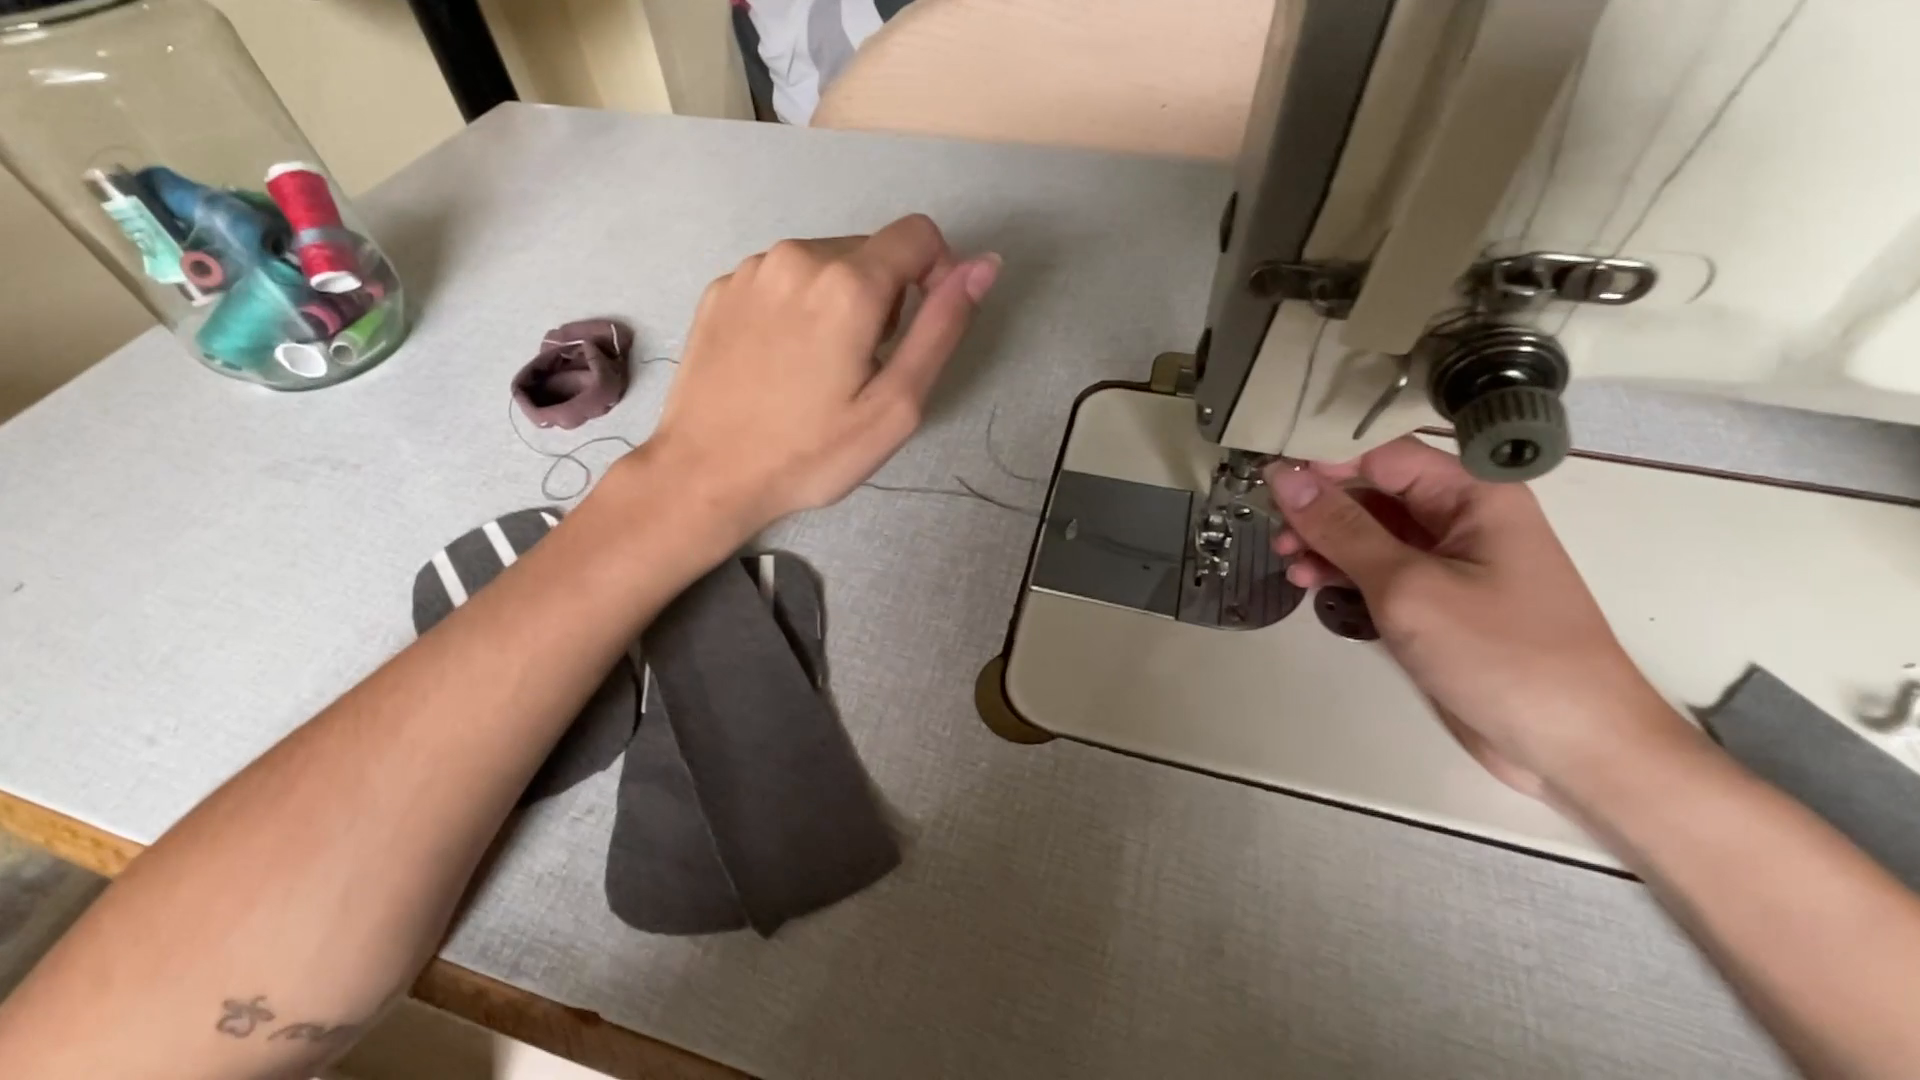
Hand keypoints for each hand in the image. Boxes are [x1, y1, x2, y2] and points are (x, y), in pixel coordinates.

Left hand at [642, 213, 999, 537]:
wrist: (704, 475)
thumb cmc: (810, 453)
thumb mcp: (896, 405)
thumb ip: (943, 327)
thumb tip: (984, 264)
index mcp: (847, 283)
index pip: (918, 234)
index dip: (938, 273)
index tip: (920, 327)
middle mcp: (797, 256)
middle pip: (871, 251)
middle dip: (885, 297)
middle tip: (865, 366)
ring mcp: (751, 270)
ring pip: (824, 263)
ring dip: (840, 301)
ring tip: (820, 367)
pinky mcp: (720, 288)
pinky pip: (781, 279)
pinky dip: (797, 307)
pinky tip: (781, 361)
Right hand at [1264, 437, 1686, 796]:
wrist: (1571, 744)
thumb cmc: (1499, 654)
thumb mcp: (1408, 587)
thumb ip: (1342, 530)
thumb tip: (1285, 479)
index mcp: (1473, 495)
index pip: (1383, 455)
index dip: (1325, 462)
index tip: (1268, 482)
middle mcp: (1463, 519)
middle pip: (1375, 491)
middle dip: (1321, 508)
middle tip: (1274, 532)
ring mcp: (1451, 563)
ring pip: (1372, 533)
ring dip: (1327, 544)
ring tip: (1288, 564)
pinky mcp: (1439, 602)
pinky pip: (1381, 571)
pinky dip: (1345, 574)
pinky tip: (1312, 585)